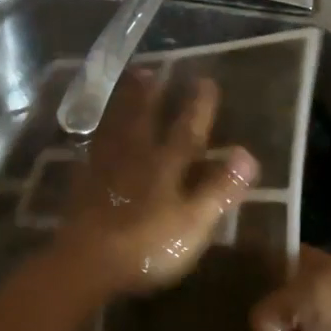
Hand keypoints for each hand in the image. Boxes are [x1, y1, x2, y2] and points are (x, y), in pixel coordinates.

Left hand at [58, 70, 257, 294]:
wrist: (86, 261)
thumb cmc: (147, 246)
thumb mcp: (194, 223)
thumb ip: (219, 189)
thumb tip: (247, 154)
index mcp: (166, 165)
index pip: (187, 129)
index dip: (198, 106)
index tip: (206, 80)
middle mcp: (135, 156)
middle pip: (144, 118)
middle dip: (151, 94)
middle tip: (152, 69)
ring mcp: (105, 167)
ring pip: (117, 125)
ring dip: (124, 102)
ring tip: (129, 82)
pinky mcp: (82, 183)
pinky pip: (93, 146)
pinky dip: (99, 133)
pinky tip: (98, 131)